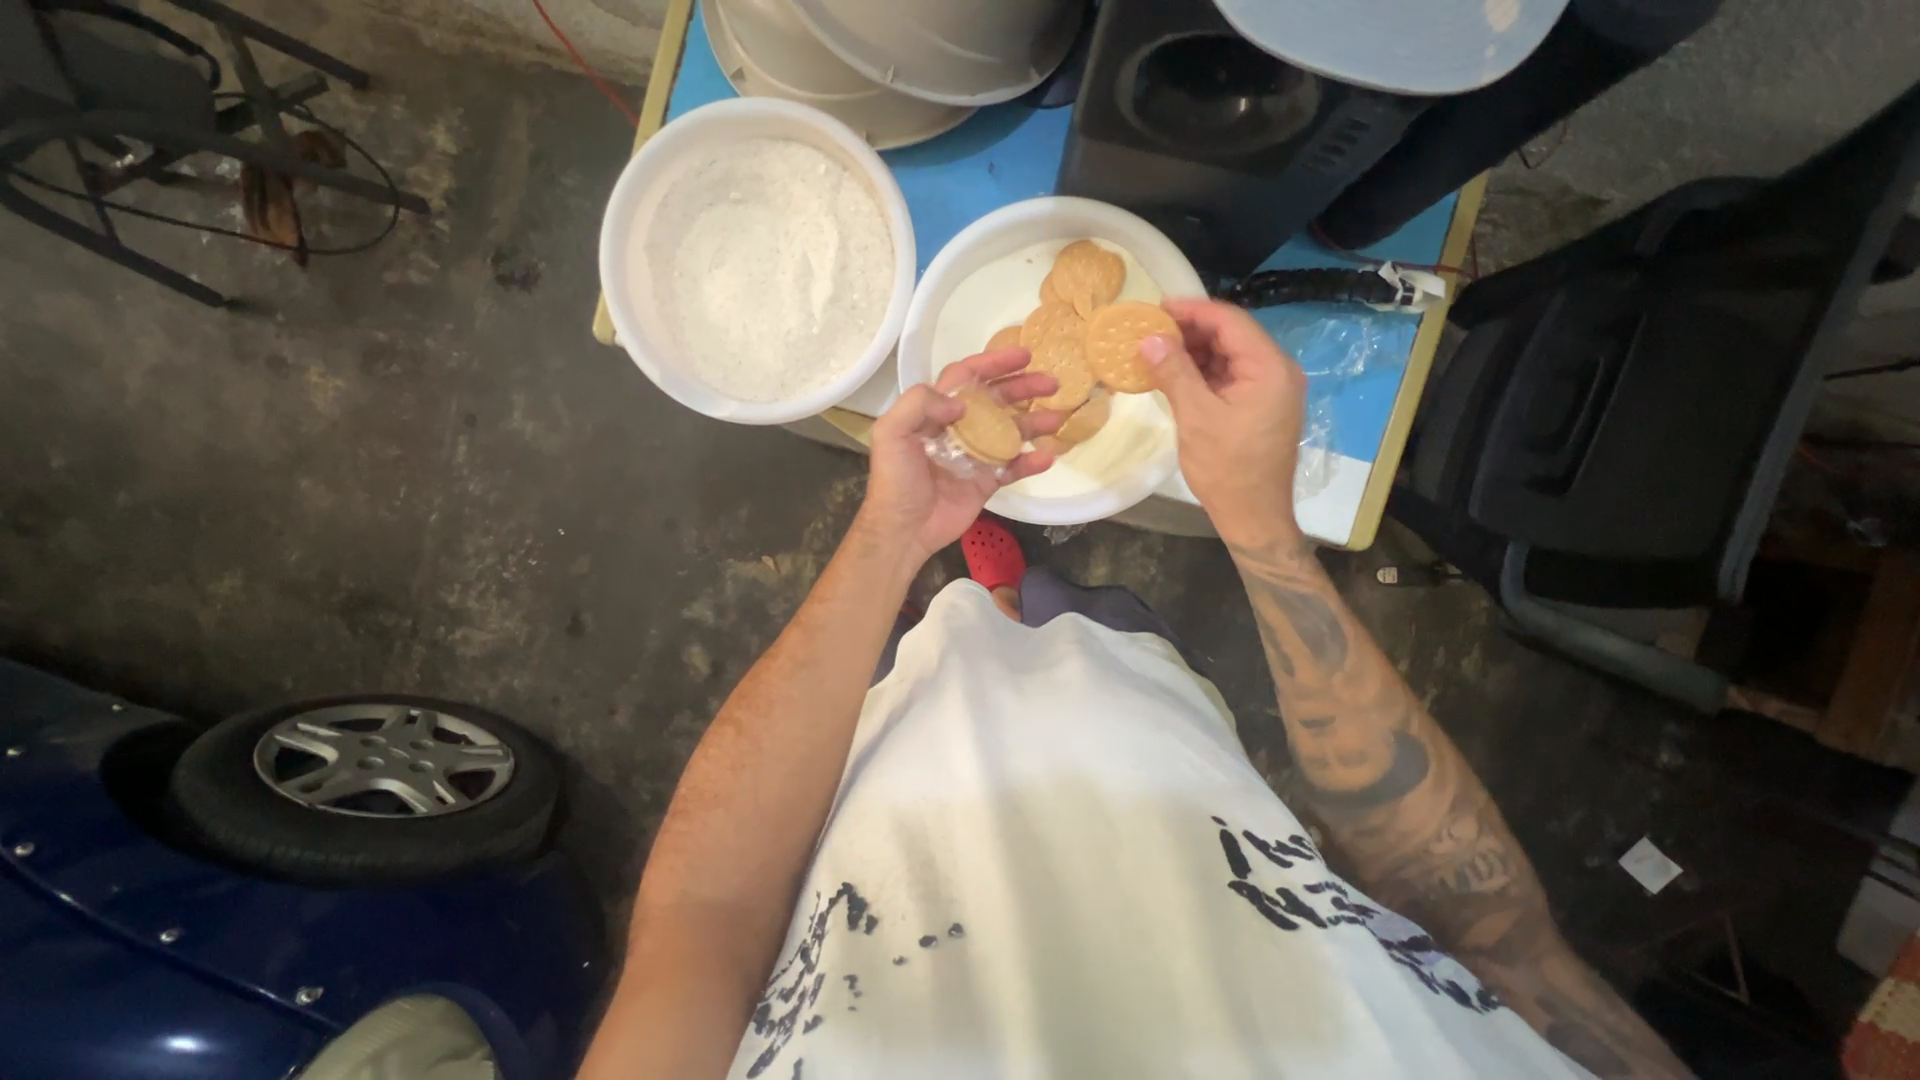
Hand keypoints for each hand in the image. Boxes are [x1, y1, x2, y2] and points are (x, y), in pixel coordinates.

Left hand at [857, 347, 1061, 562]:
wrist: (904, 529)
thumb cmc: (894, 480)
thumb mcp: (892, 433)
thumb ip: (919, 404)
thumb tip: (961, 402)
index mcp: (934, 411)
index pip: (967, 377)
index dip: (994, 364)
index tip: (1024, 356)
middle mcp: (958, 427)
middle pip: (996, 399)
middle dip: (1024, 388)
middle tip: (1053, 382)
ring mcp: (975, 454)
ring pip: (1011, 430)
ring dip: (1034, 421)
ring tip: (1057, 417)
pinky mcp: (987, 480)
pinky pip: (1014, 466)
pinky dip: (1031, 461)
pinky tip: (1048, 456)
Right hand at [1144, 298, 1307, 547]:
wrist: (1253, 515)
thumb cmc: (1227, 469)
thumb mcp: (1196, 418)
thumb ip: (1174, 373)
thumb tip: (1149, 339)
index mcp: (1270, 368)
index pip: (1230, 321)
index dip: (1192, 310)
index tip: (1156, 308)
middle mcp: (1277, 371)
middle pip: (1232, 335)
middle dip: (1191, 331)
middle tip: (1150, 330)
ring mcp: (1271, 389)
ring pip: (1229, 355)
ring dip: (1194, 351)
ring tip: (1156, 351)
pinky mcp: (1261, 405)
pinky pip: (1230, 376)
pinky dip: (1203, 372)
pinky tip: (1175, 374)